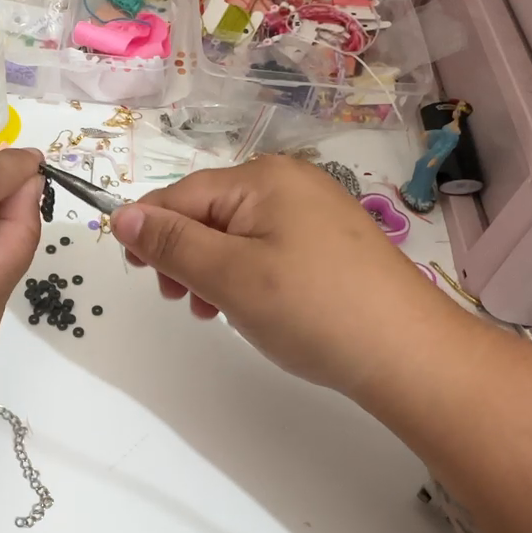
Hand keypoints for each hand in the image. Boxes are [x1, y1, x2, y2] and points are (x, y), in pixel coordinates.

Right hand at [112, 155, 462, 399]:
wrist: (409, 353)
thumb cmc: (312, 309)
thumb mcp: (230, 276)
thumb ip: (172, 244)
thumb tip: (121, 215)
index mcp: (262, 179)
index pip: (182, 195)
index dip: (149, 230)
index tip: (132, 272)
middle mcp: (289, 183)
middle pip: (210, 212)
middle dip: (183, 254)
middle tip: (178, 299)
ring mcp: (315, 213)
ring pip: (237, 234)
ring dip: (211, 269)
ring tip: (211, 312)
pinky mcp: (330, 244)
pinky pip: (268, 249)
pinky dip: (245, 275)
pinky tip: (248, 308)